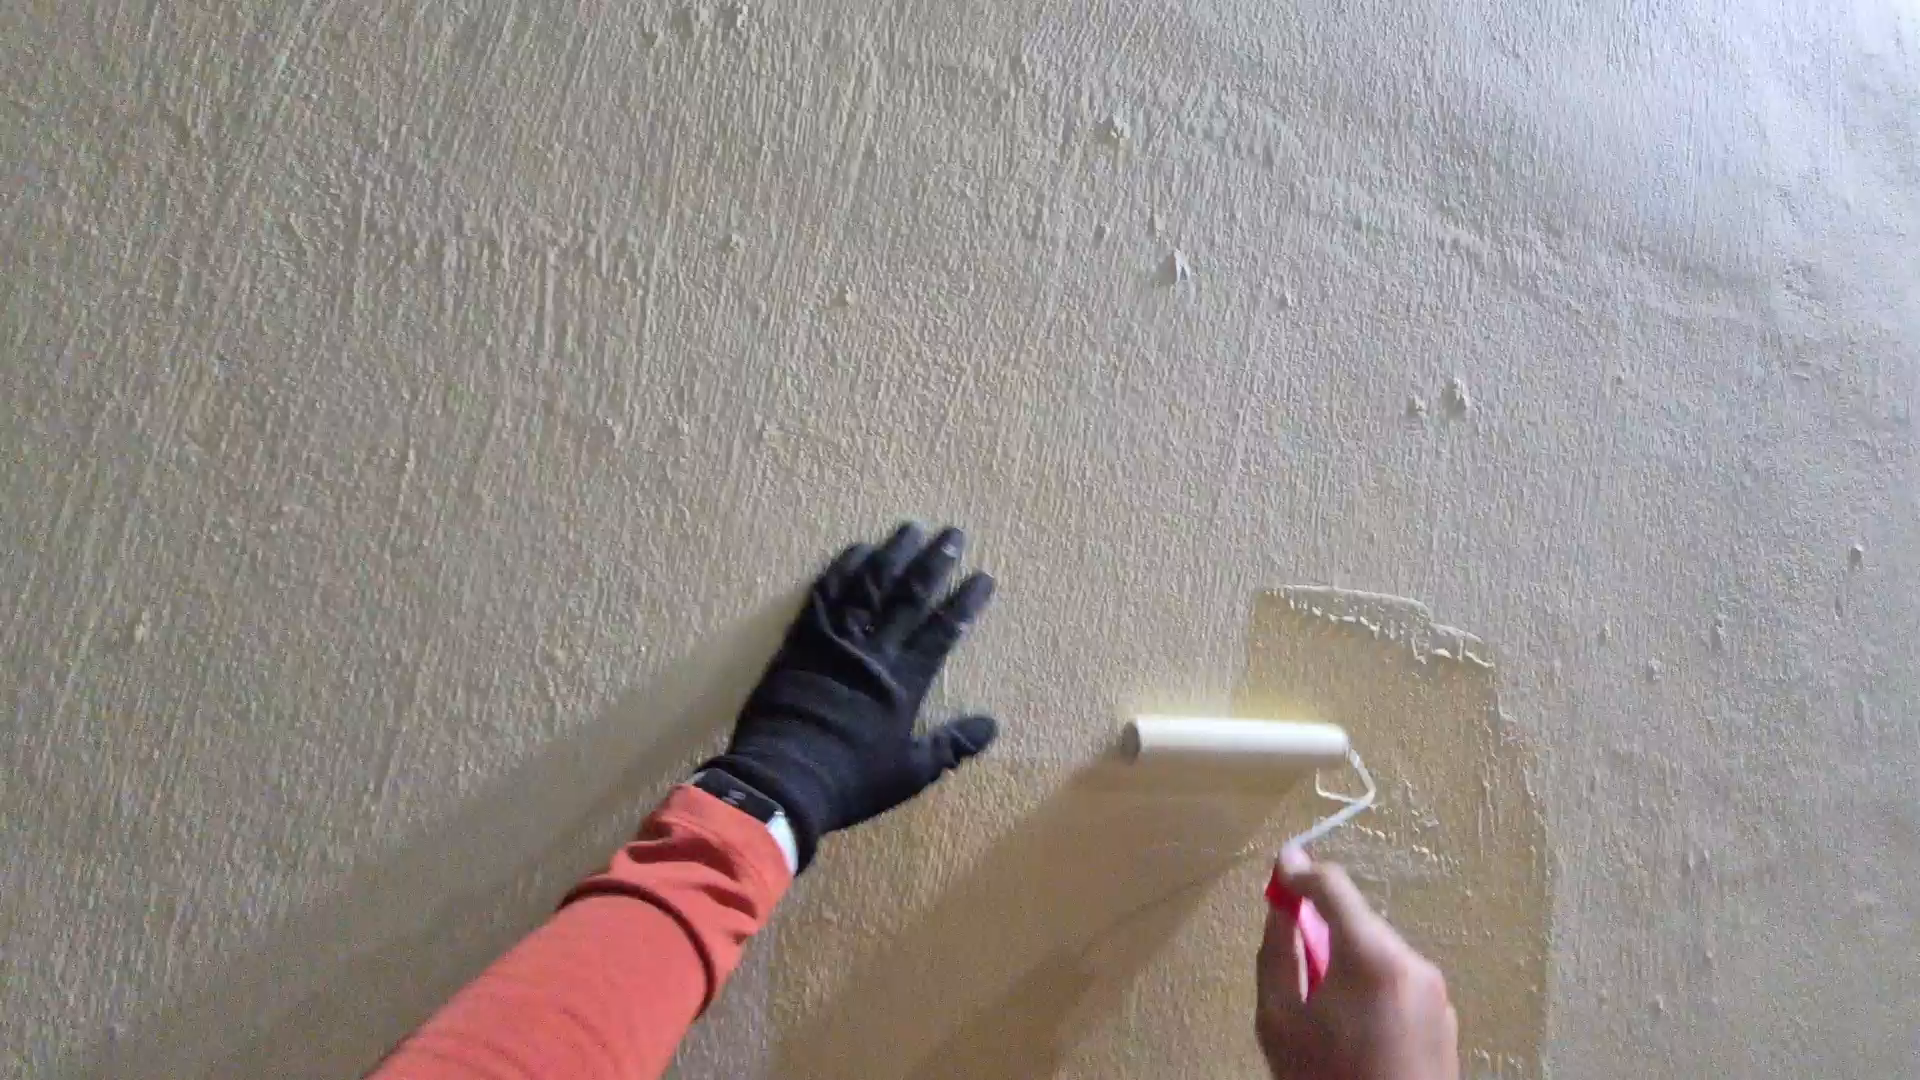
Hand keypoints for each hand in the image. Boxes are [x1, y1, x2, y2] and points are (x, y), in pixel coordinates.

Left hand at [706, 522, 997, 871]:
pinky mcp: (803, 638)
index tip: (984, 577)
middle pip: (909, 595)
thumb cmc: (850, 780)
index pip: (943, 629)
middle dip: (935, 562)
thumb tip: (993, 726)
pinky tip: (857, 547)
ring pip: (869, 584)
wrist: (781, 782)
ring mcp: (836, 640)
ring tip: (910, 528)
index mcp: (904, 681)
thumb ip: (952, 746)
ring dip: (892, 553)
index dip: (966, 601)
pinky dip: (842, 568)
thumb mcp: (910, 773)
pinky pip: (825, 594)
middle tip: (953, 534)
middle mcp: (874, 650)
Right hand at [1256, 848, 1458, 1079]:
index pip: (1332, 884)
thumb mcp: (1277, 1016)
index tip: (1277, 872)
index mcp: (1371, 957)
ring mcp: (1436, 992)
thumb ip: (1278, 949)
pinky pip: (1395, 976)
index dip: (1299, 871)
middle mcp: (1413, 963)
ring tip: (1323, 1000)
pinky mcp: (1445, 1018)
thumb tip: (1282, 904)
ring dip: (1344, 952)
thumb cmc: (1326, 1079)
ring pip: (1374, 946)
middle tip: (1292, 950)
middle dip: (1321, 922)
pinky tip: (1353, 1023)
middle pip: (1354, 917)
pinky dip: (1368, 979)